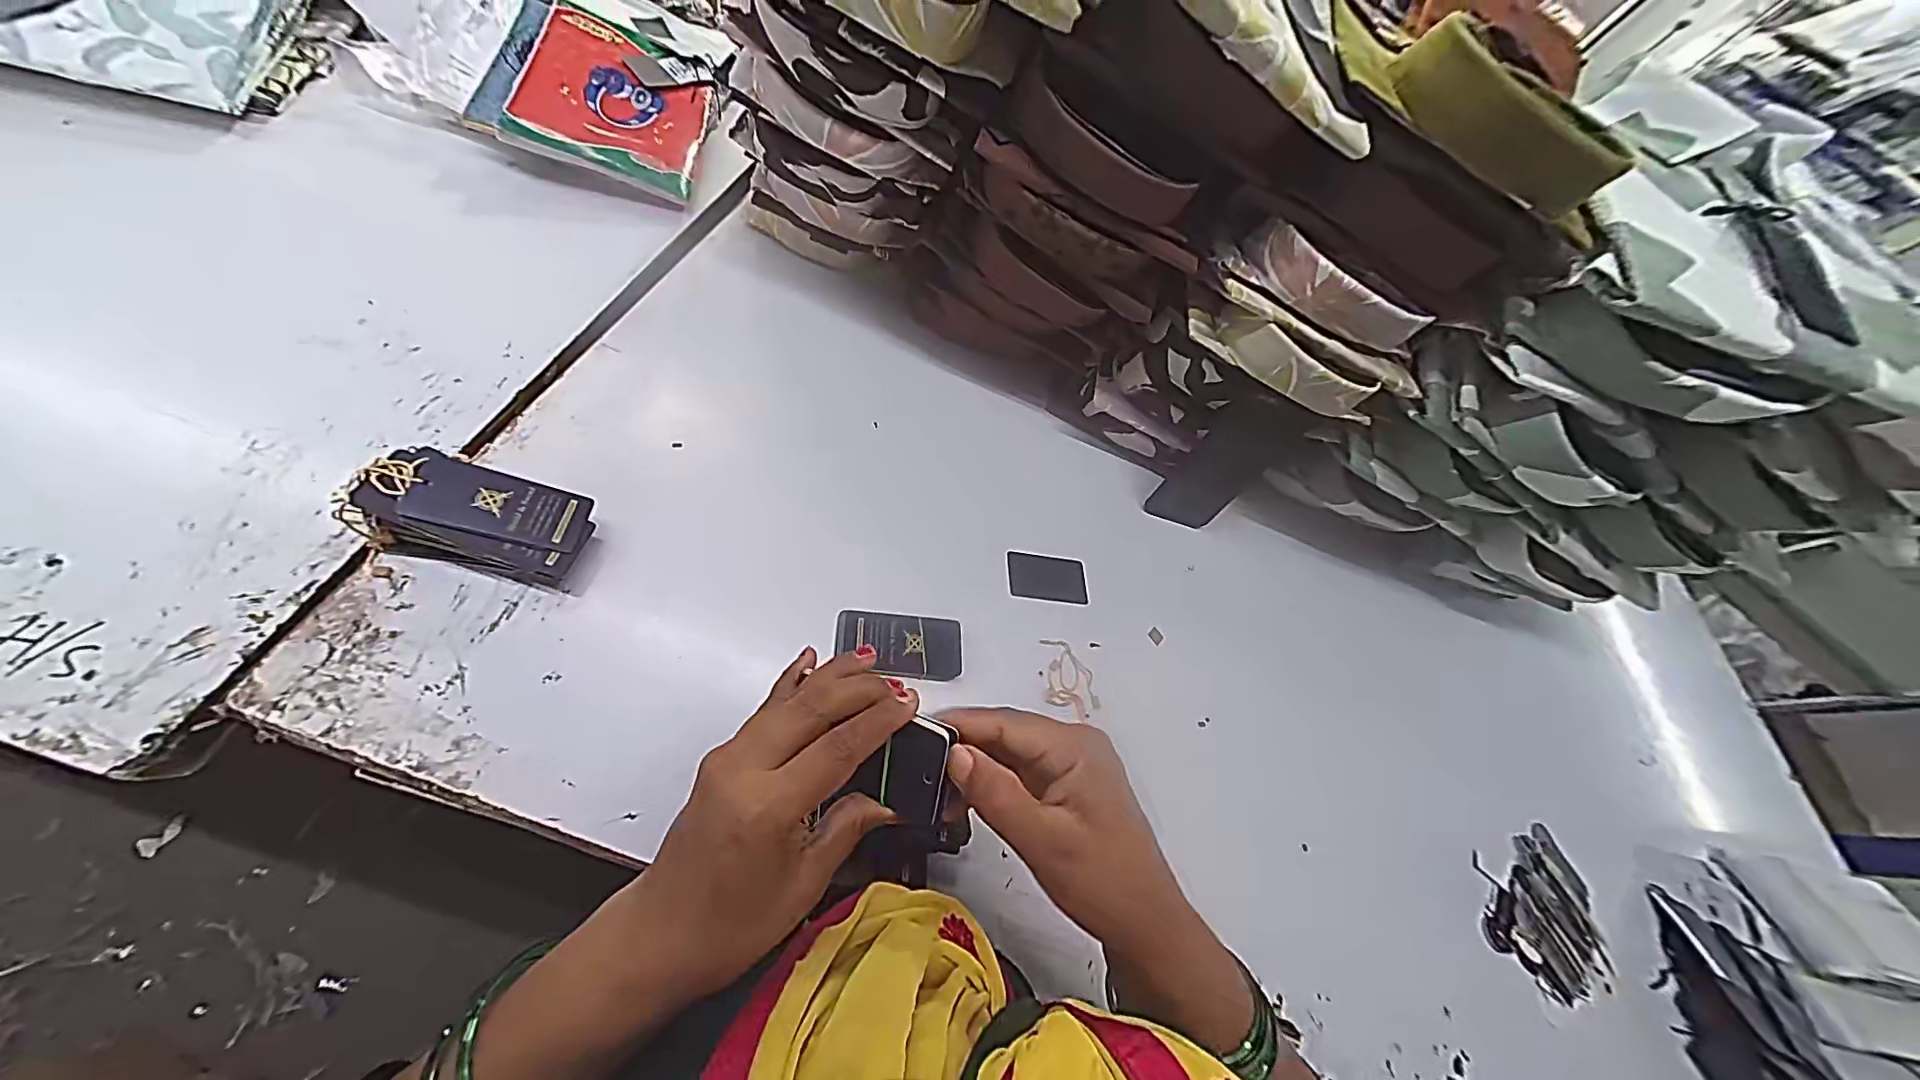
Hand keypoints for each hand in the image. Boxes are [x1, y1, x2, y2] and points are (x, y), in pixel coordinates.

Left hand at [635, 646, 916, 996]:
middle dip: (860, 689)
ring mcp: (726, 758)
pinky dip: (790, 682)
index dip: (878, 721)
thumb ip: (846, 829)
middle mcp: (741, 771)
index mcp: (766, 807)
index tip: (907, 705)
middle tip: (896, 685)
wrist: (659, 935)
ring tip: (866, 660)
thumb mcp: (802, 885)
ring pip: (787, 699)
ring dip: (831, 676)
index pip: (836, 746)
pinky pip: (764, 708)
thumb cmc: (725, 926)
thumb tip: (884, 800)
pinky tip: (807, 663)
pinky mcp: (721, 757)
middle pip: (812, 709)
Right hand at [940, 708, 1253, 1054]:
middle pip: (1006, 733)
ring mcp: (1071, 765)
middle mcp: (1074, 745)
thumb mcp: (1042, 840)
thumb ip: (996, 792)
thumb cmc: (1104, 884)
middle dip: (963, 747)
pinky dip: (992, 782)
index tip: (918, 734)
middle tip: (919, 768)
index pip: (1005, 723)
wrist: (1146, 926)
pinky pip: (1020, 771)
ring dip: (976, 767)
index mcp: (1074, 747)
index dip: (960, 725)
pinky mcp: (1066, 785)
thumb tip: (954, 753)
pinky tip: (968, 799)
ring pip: (1010, 752)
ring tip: (938, 790)